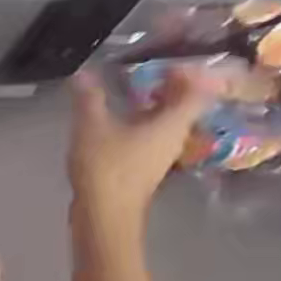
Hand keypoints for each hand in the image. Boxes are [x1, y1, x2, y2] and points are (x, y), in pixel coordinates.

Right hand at [68, 65, 213, 230]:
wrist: (105, 215)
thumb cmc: (106, 167)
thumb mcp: (92, 127)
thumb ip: (89, 99)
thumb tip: (83, 73)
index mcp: (173, 122)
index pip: (197, 89)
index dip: (186, 73)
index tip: (164, 64)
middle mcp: (175, 137)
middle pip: (184, 107)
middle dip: (168, 89)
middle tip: (145, 76)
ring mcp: (161, 157)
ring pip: (167, 125)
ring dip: (153, 109)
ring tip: (129, 99)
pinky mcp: (145, 171)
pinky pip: (152, 140)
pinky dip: (142, 127)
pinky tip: (118, 129)